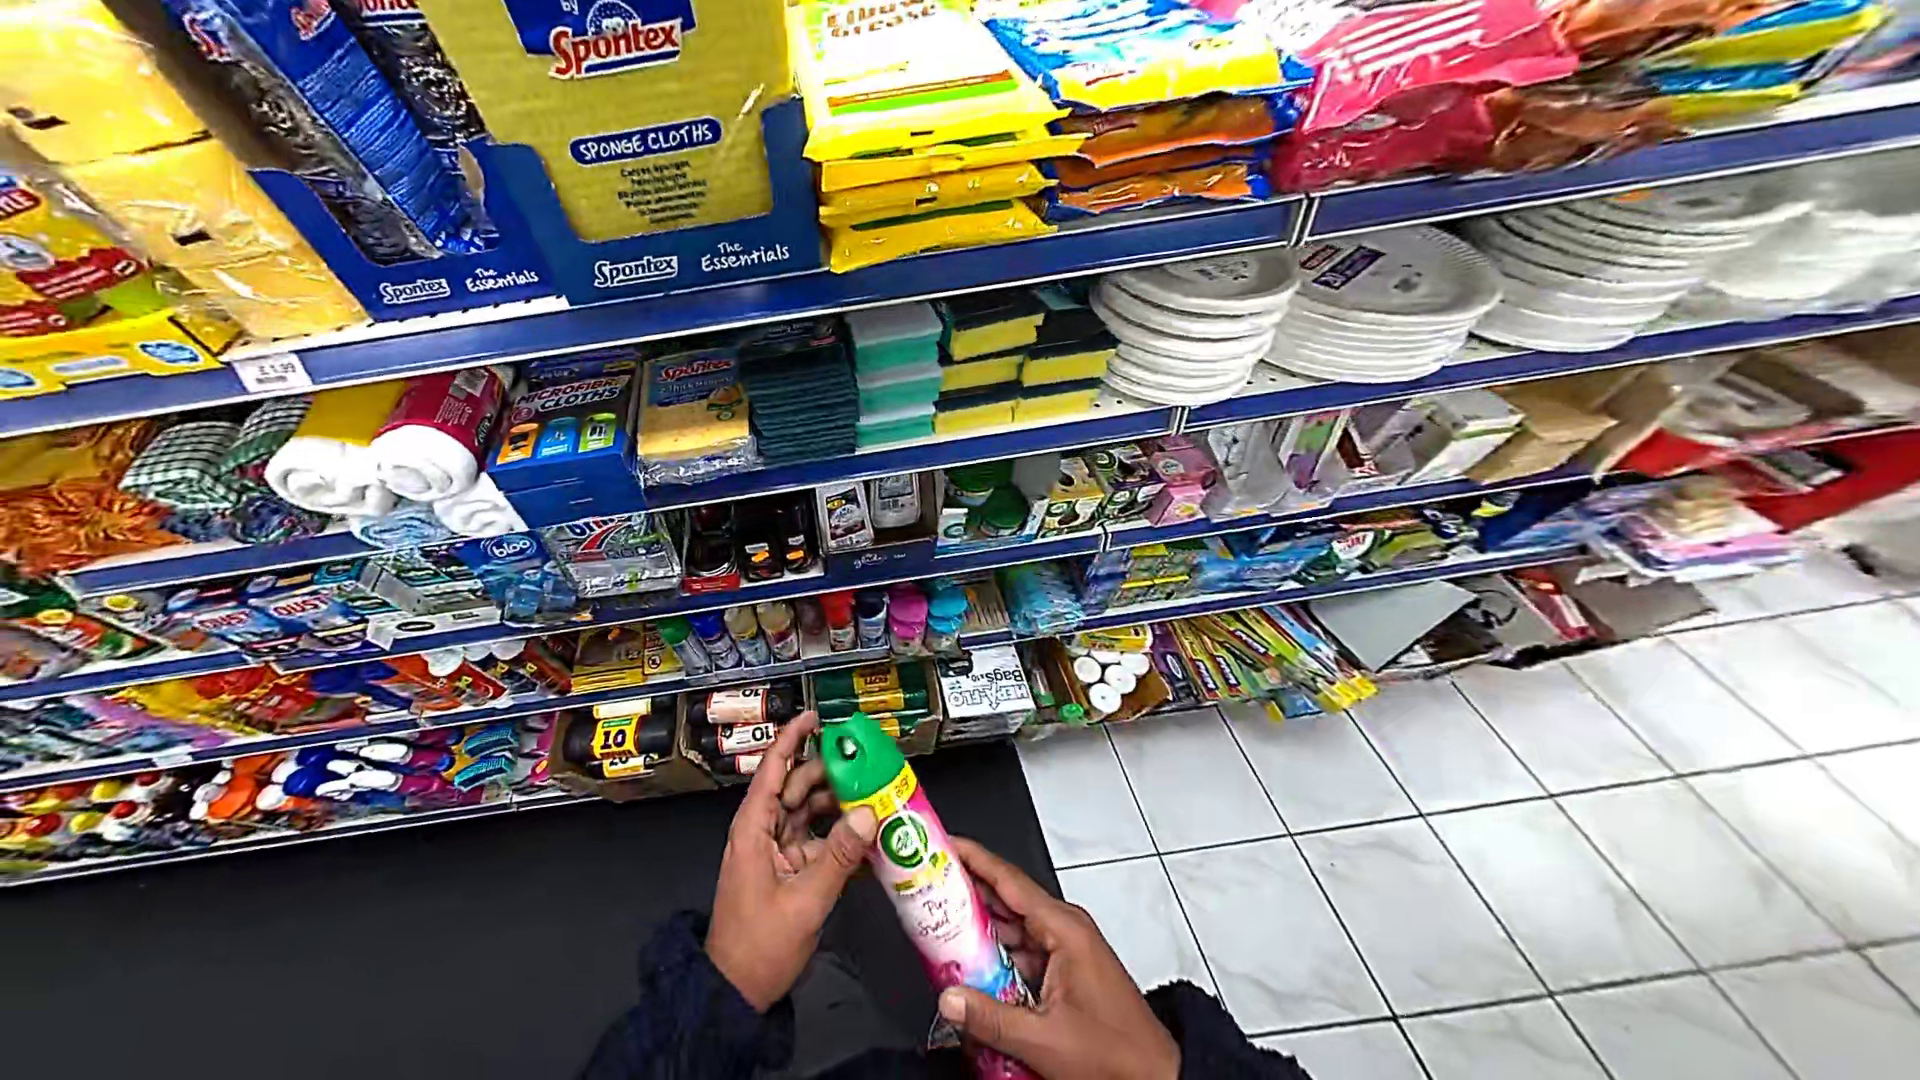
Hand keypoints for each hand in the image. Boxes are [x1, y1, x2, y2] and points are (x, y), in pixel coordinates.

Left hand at [707, 711, 877, 1011]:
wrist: (737, 993)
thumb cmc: (760, 945)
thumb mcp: (804, 900)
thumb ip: (839, 855)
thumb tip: (869, 813)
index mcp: (753, 829)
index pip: (772, 770)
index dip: (791, 739)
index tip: (814, 716)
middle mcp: (763, 830)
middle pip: (796, 786)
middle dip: (828, 772)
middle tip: (865, 763)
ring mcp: (776, 849)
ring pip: (809, 809)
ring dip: (838, 801)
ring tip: (873, 792)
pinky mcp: (789, 866)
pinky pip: (816, 836)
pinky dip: (838, 831)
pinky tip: (865, 831)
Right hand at [939, 837, 1179, 1079]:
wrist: (1155, 1077)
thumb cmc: (1117, 1053)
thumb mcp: (1044, 1038)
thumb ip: (990, 1018)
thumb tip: (949, 998)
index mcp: (1063, 927)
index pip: (1008, 879)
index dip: (974, 857)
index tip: (946, 844)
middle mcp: (1064, 927)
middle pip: (1006, 897)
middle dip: (968, 890)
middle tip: (931, 885)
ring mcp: (1065, 945)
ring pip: (1012, 925)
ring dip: (979, 926)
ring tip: (941, 924)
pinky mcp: (1064, 966)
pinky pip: (1022, 948)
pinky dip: (996, 952)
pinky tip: (972, 965)